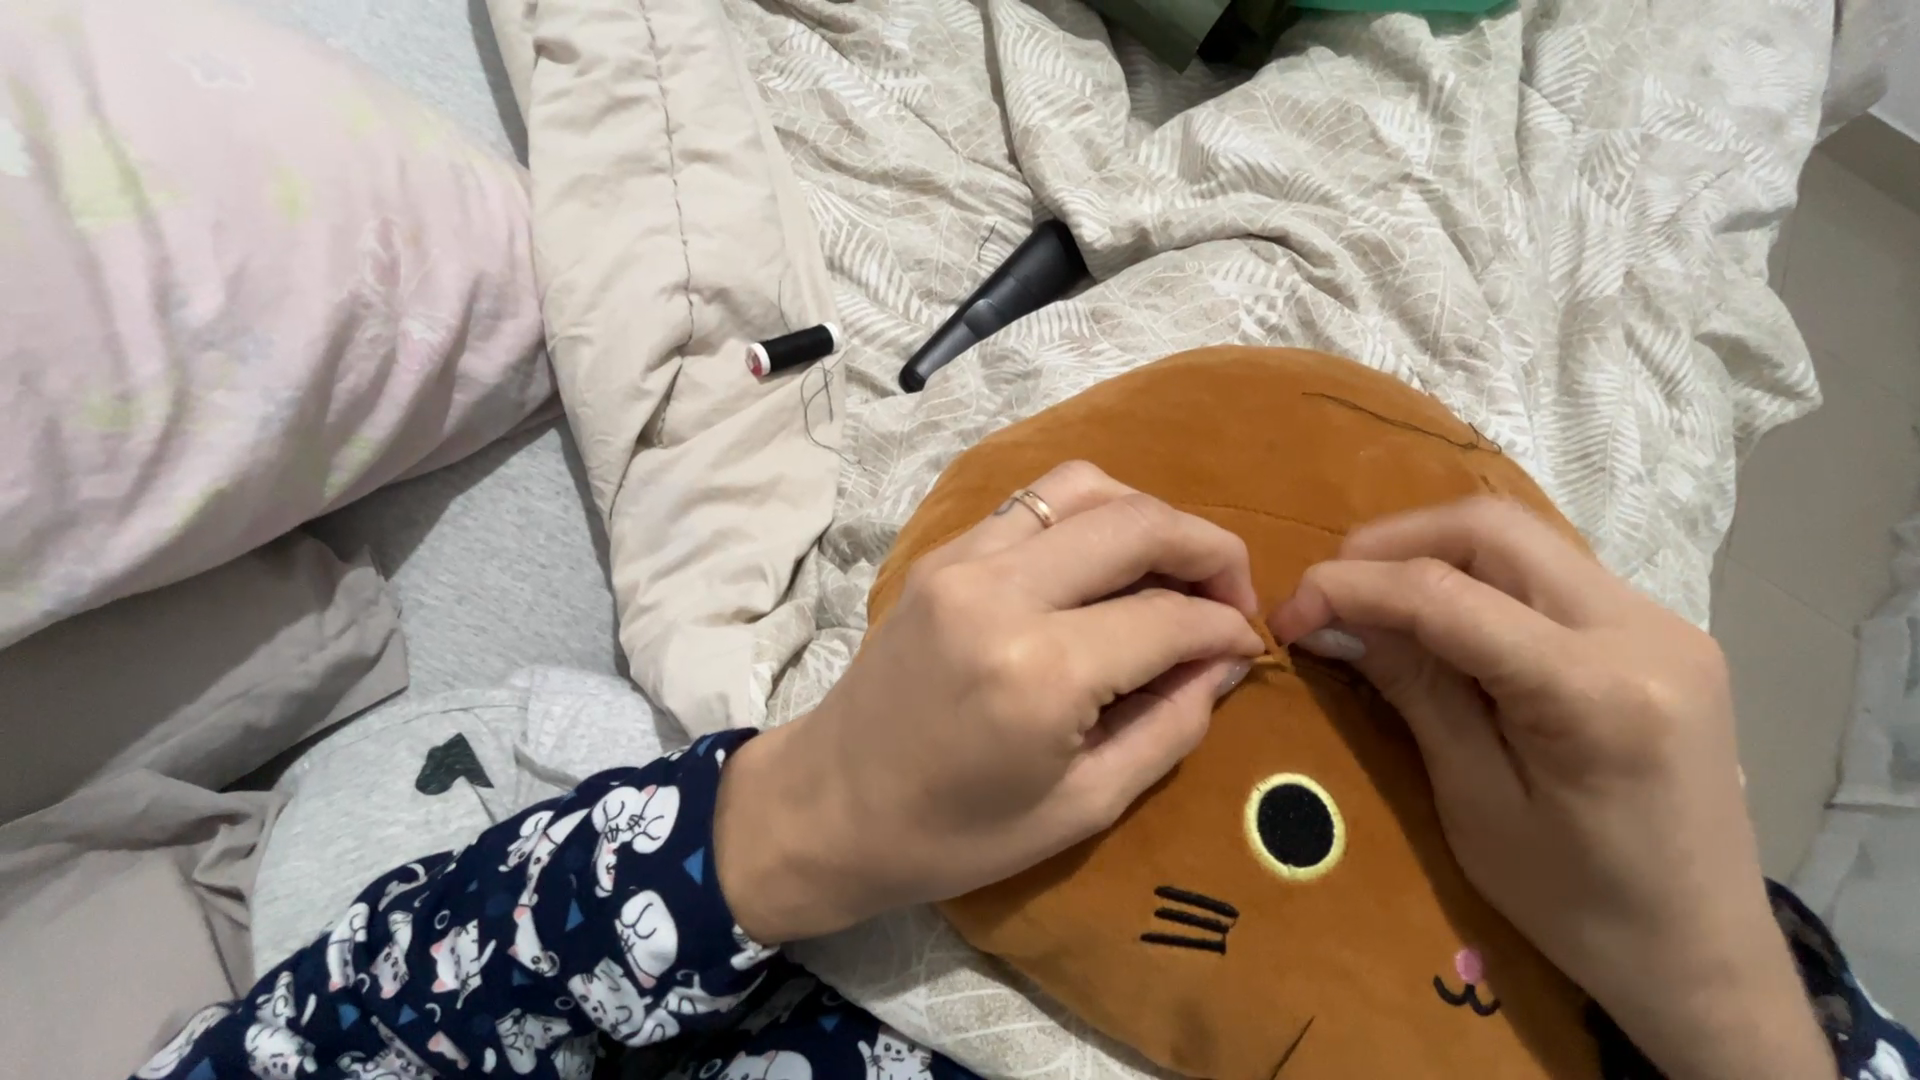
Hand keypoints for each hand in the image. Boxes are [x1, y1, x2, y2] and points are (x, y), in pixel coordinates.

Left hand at [716, 461, 1264, 943]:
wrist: (830, 804)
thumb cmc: (955, 833)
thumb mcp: (1085, 804)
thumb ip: (1170, 723)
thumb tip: (1223, 658)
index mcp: (1041, 670)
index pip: (1168, 617)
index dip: (1226, 626)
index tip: (1247, 644)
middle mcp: (1002, 592)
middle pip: (1136, 524)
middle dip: (1209, 549)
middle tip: (1231, 595)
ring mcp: (962, 560)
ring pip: (1084, 488)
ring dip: (1147, 517)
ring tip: (1172, 569)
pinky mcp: (941, 553)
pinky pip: (1032, 502)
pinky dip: (1087, 516)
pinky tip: (1103, 562)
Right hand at [1268, 498, 1832, 1079]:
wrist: (1701, 954)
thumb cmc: (1575, 901)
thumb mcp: (1472, 798)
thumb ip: (1411, 688)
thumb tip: (1332, 620)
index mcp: (1596, 693)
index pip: (1443, 594)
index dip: (1348, 588)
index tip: (1288, 614)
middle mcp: (1643, 629)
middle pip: (1488, 529)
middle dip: (1387, 545)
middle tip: (1329, 594)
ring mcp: (1659, 621)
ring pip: (1516, 536)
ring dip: (1426, 552)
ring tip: (1370, 601)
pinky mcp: (1654, 629)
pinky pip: (1542, 567)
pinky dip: (1470, 574)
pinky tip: (1435, 617)